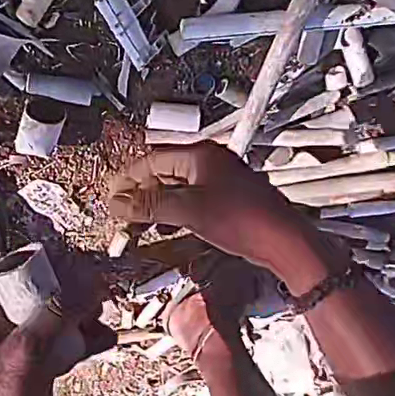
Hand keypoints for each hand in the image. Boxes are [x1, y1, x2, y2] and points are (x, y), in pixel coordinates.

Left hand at [0, 256, 114, 395]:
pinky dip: (91, 336)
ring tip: (104, 317)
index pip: (26, 273)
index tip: (86, 265)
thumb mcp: (27, 351)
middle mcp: (12, 324)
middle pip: (52, 291)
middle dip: (79, 289)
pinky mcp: (47, 363)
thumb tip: (88, 282)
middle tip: (102, 292)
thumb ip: (56, 313)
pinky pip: (74, 338)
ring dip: (89, 312)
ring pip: (67, 313)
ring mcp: (31, 344)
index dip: (57, 266)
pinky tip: (106, 339)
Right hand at [106, 145, 341, 295]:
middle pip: (162, 172)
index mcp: (200, 155)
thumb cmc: (243, 220)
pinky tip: (165, 225)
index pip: (151, 160)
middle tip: (122, 213)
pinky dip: (174, 211)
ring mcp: (219, 180)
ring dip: (155, 204)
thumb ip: (149, 205)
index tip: (112, 198)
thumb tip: (119, 203)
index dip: (128, 180)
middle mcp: (209, 162)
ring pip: (176, 187)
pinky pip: (190, 199)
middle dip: (140, 193)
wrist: (282, 241)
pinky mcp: (226, 199)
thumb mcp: (188, 211)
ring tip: (138, 222)